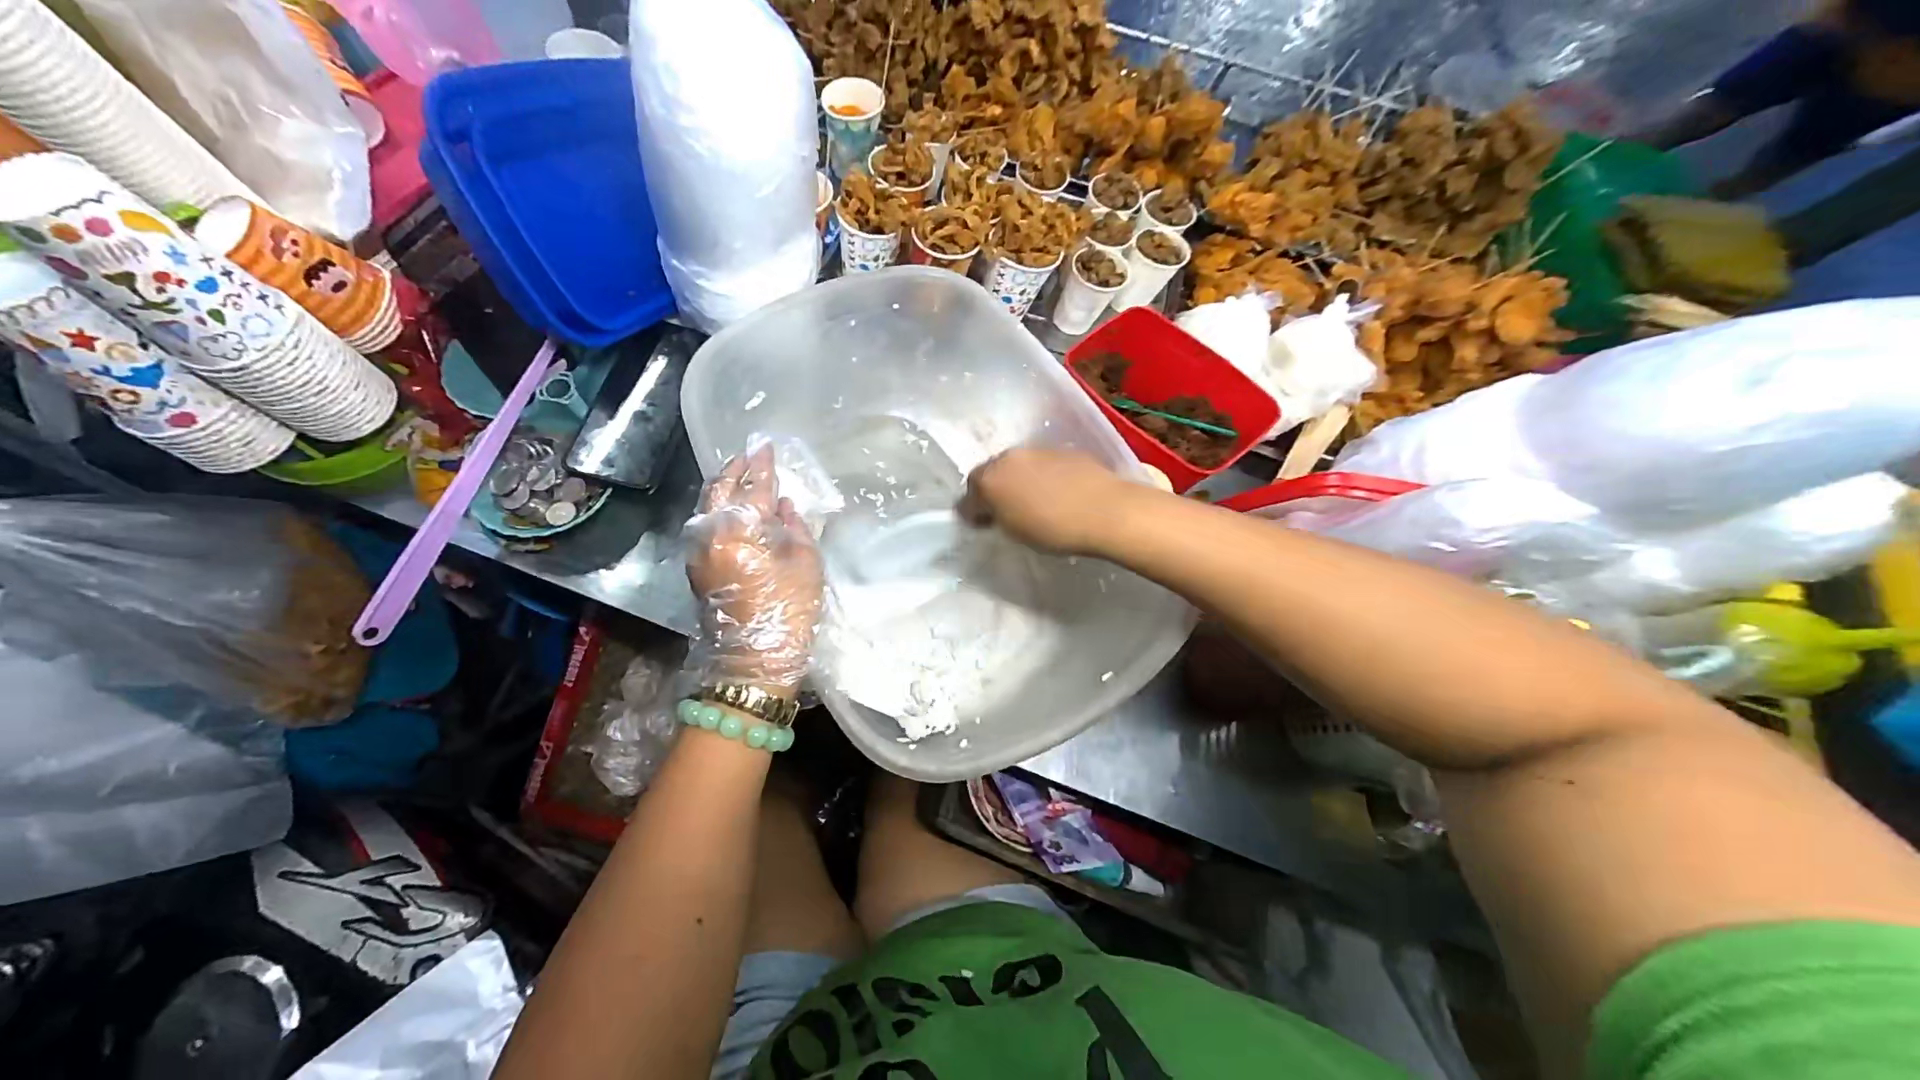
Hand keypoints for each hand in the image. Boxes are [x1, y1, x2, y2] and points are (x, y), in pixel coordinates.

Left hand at [684, 442, 822, 694]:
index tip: (765, 445)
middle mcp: (711, 532)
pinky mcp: (695, 566)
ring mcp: (697, 549)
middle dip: (736, 469)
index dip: (762, 464)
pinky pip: (704, 524)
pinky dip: (717, 508)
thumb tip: (784, 504)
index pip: (754, 486)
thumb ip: (795, 527)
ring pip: (707, 505)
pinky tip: (732, 505)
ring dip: (724, 486)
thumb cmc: (787, 611)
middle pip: (720, 489)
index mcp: (741, 528)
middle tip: (750, 455)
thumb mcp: (806, 564)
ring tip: (740, 474)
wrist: (752, 660)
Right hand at [958, 446, 1136, 554]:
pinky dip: (1044, 476)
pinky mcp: (1064, 450)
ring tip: (1036, 502)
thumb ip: (996, 517)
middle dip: (996, 489)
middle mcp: (1009, 457)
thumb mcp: (1014, 532)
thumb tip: (988, 512)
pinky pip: (1044, 464)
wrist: (1106, 510)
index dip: (974, 509)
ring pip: (1019, 465)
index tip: (985, 523)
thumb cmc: (1053, 529)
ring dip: (1021, 480)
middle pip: (992, 472)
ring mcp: (1038, 450)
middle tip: (1008, 511)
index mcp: (989, 478)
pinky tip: (1059, 493)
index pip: (969, 493)